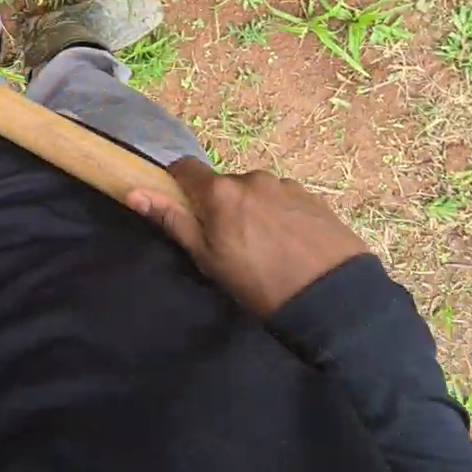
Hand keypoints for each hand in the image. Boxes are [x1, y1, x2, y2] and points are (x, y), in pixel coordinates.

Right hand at [128, 157, 368, 316]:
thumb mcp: (209, 260)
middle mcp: (252, 178)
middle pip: (223, 184)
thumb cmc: (262, 285)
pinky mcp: (314, 198)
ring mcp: (286, 186)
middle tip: (231, 243)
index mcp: (221, 191)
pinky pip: (284, 199)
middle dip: (221, 205)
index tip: (183, 208)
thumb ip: (173, 221)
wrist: (338, 303)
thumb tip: (134, 192)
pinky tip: (292, 246)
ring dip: (252, 210)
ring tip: (267, 248)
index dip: (178, 183)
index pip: (184, 167)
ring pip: (255, 192)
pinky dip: (280, 215)